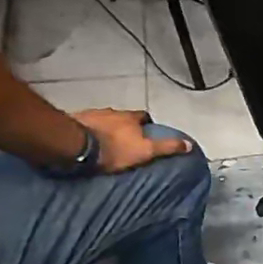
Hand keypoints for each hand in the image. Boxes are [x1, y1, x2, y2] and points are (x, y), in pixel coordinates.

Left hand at [74, 109, 191, 172]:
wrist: (77, 145)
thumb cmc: (115, 149)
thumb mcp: (145, 151)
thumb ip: (167, 147)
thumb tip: (189, 144)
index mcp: (130, 118)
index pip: (143, 116)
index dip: (146, 124)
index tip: (146, 132)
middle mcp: (112, 112)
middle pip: (122, 117)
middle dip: (124, 124)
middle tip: (124, 138)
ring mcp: (91, 115)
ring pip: (103, 120)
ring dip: (105, 127)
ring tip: (104, 141)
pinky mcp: (74, 121)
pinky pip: (85, 124)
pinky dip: (88, 131)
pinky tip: (86, 141)